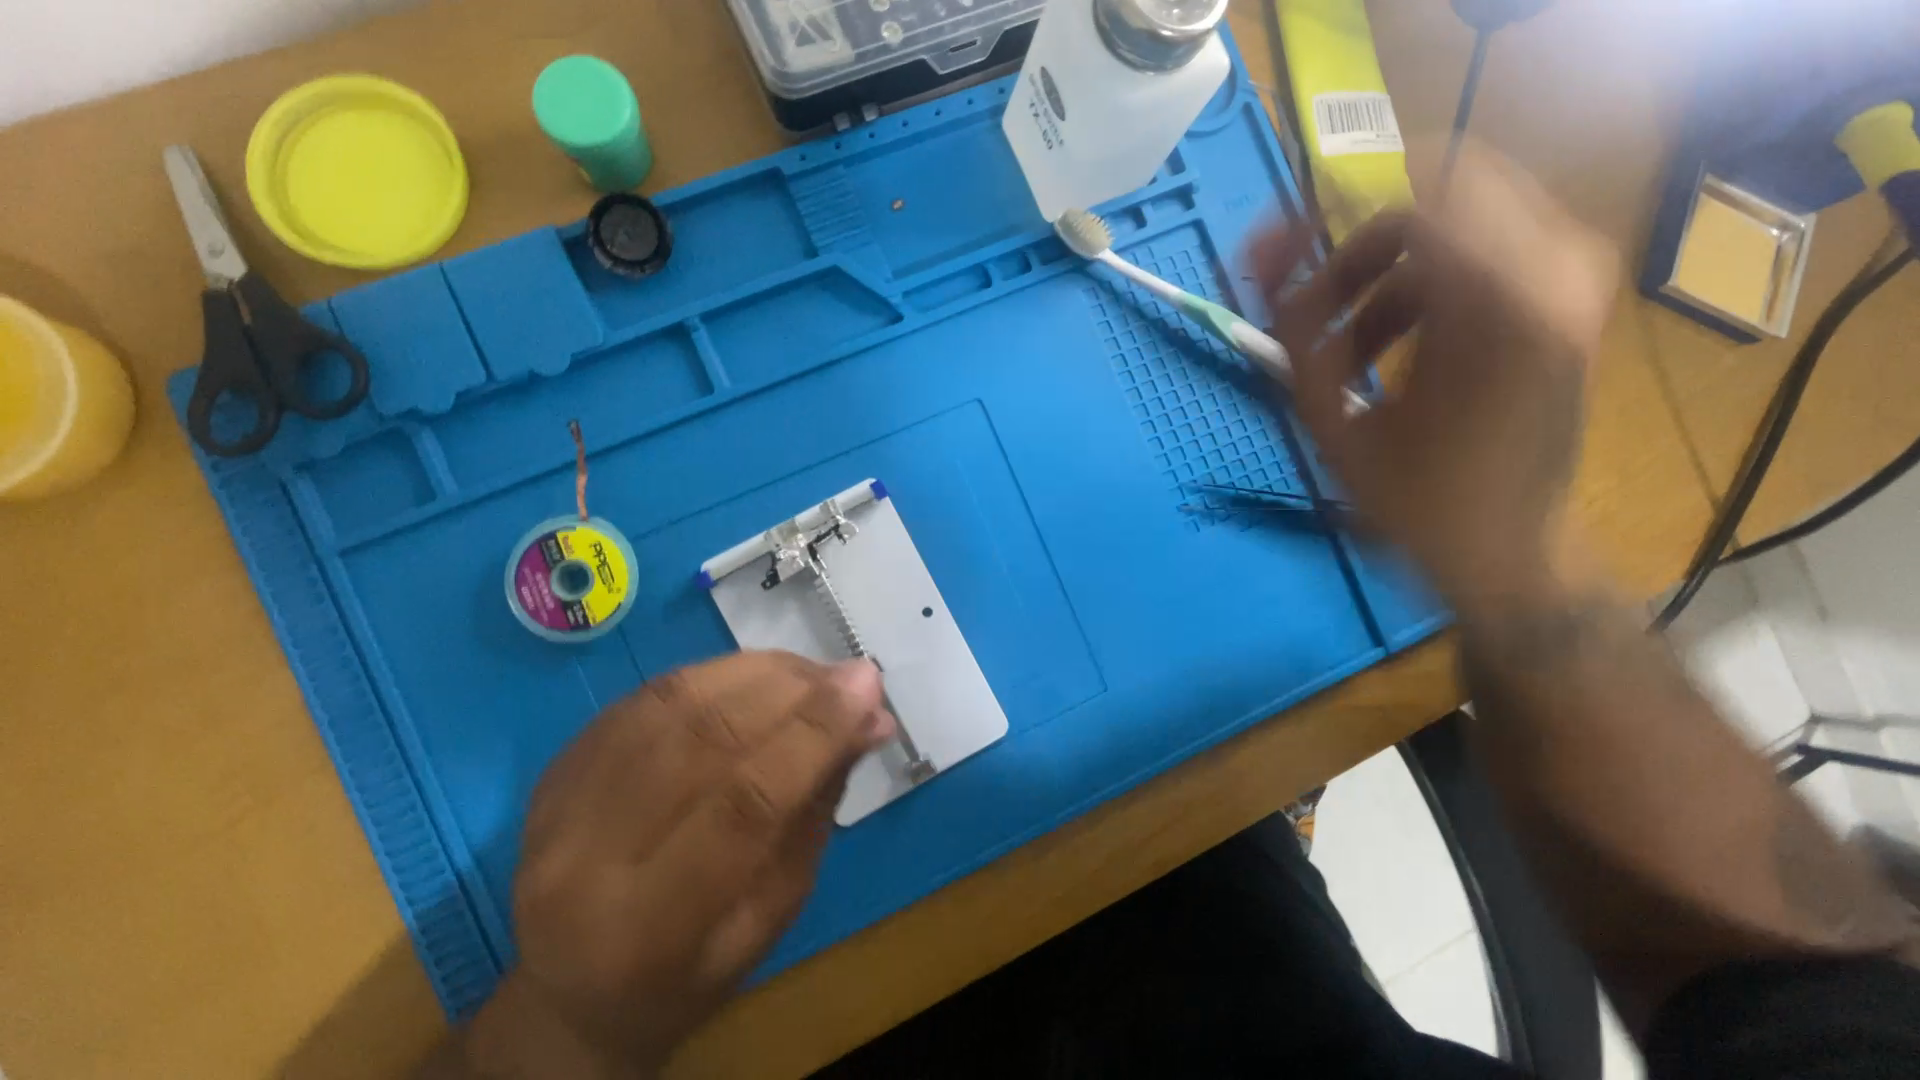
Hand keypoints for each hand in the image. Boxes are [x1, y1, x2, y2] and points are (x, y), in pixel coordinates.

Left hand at [456, 653, 894, 1078]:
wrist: (573, 992)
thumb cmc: (690, 974)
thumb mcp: (771, 915)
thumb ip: (813, 813)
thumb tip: (866, 720)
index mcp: (652, 925)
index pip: (745, 804)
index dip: (813, 735)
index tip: (868, 688)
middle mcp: (591, 855)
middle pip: (702, 739)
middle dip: (791, 691)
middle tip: (849, 673)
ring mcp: (561, 802)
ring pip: (668, 703)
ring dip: (753, 671)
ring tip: (809, 671)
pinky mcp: (555, 767)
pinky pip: (642, 698)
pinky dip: (710, 676)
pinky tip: (752, 676)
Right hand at [1249, 148, 1619, 612]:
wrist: (1512, 551)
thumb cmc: (1420, 504)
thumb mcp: (1335, 425)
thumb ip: (1295, 331)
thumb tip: (1262, 256)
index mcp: (1500, 303)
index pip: (1404, 201)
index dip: (1323, 218)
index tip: (1271, 260)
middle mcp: (1553, 268)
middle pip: (1437, 184)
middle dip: (1356, 237)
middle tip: (1308, 298)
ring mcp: (1571, 275)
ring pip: (1455, 214)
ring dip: (1383, 270)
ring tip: (1343, 347)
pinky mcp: (1567, 293)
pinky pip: (1479, 246)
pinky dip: (1419, 282)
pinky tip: (1386, 347)